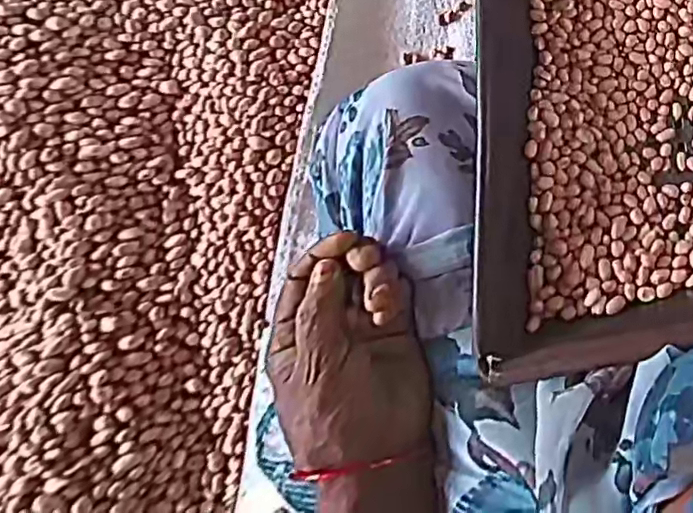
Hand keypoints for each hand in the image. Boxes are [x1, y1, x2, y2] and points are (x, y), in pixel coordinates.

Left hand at [268, 232, 429, 473]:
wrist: (380, 450)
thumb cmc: (334, 417)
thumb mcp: (316, 364)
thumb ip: (318, 311)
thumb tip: (324, 266)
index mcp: (296, 332)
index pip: (303, 278)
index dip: (320, 254)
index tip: (342, 241)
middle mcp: (330, 321)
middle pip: (340, 269)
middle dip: (353, 257)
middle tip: (365, 258)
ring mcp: (363, 322)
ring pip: (369, 275)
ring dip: (376, 273)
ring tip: (379, 294)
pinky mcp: (396, 324)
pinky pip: (394, 290)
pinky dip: (393, 290)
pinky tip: (389, 308)